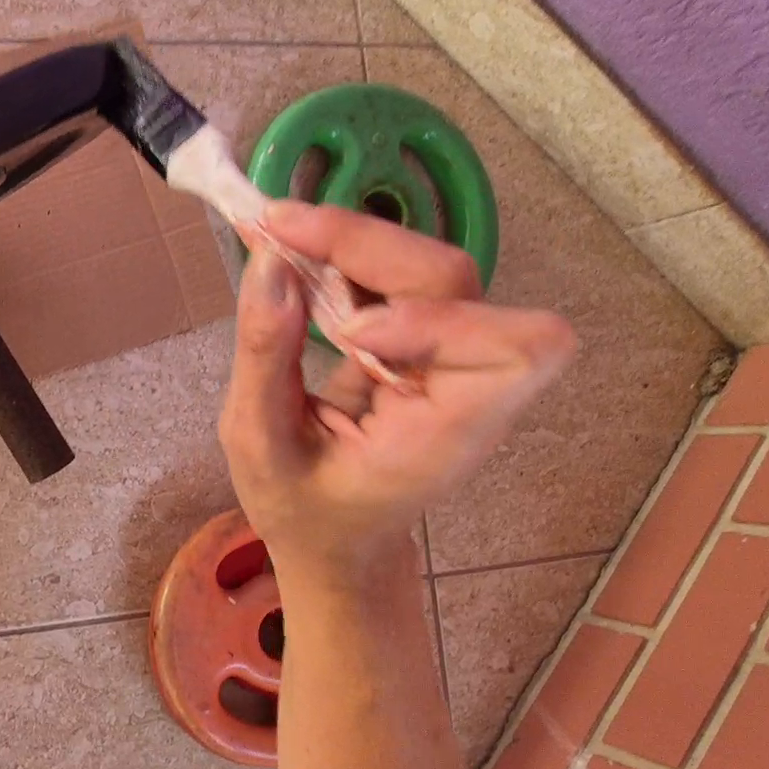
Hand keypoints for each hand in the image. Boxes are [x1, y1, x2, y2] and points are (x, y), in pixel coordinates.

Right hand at [220, 202, 576, 594]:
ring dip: (356, 244)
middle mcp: (466, 387)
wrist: (335, 539)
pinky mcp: (424, 343)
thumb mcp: (259, 445)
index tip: (345, 334)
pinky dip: (350, 256)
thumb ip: (266, 356)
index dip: (437, 322)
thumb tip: (270, 258)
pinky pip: (403, 279)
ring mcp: (449, 360)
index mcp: (444, 435)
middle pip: (455, 281)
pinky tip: (300, 259)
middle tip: (279, 228)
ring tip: (281, 239)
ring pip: (432, 269)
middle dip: (368, 246)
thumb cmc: (300, 511)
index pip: (510, 351)